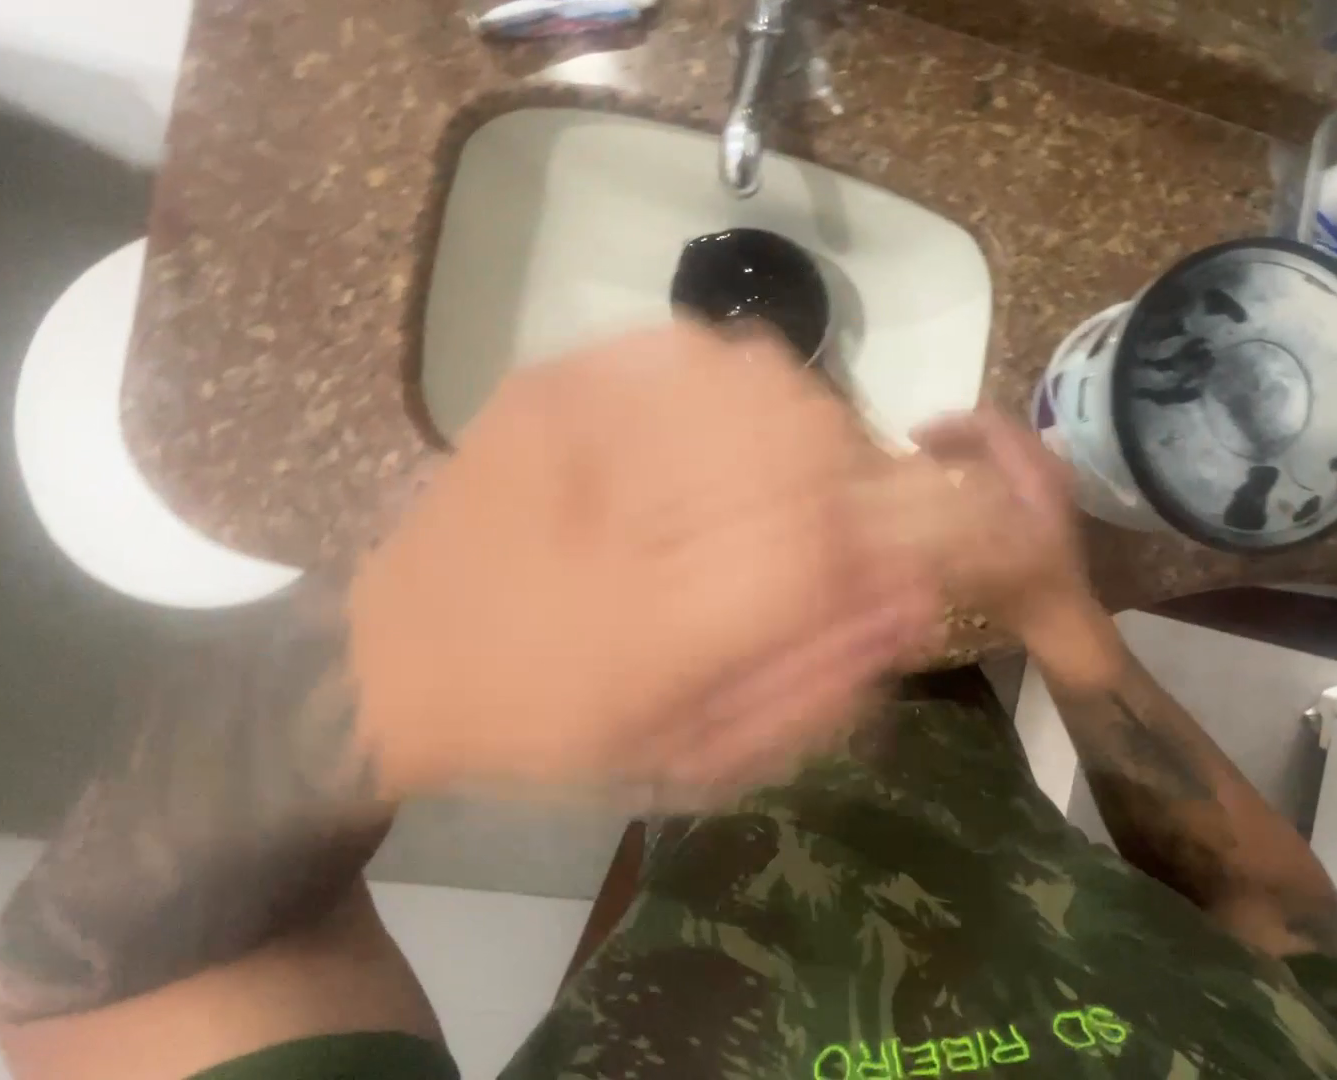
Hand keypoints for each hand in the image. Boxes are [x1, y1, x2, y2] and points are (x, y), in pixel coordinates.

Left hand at [347, 325, 940, 806]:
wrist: (394, 661)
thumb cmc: (556, 728)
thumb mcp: (694, 751)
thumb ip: (815, 682)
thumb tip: (917, 600)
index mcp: (650, 630)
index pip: (824, 549)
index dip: (905, 530)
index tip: (942, 530)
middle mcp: (617, 510)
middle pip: (804, 445)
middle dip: (861, 475)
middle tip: (859, 510)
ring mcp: (578, 425)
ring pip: (759, 382)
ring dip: (809, 426)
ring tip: (795, 472)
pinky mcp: (553, 381)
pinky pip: (693, 351)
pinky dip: (745, 385)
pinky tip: (734, 431)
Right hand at [910, 410, 1124, 689]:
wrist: (1059, 622)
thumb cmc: (1019, 587)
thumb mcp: (975, 546)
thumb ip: (944, 506)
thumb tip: (907, 482)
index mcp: (1036, 472)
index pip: (991, 424)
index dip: (948, 425)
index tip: (912, 439)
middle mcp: (1047, 471)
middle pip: (996, 434)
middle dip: (953, 438)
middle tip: (916, 452)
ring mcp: (1047, 490)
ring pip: (1000, 455)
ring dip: (962, 456)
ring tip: (927, 468)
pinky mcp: (1042, 509)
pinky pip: (1004, 474)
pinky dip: (974, 475)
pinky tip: (950, 494)